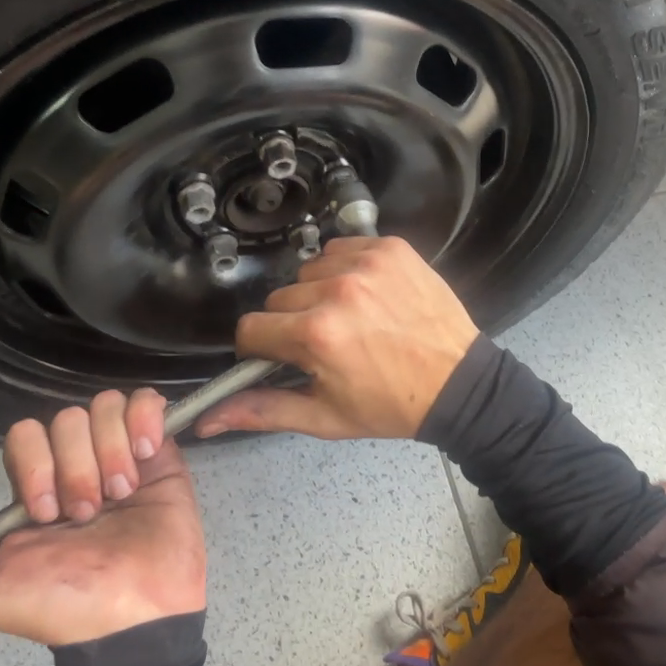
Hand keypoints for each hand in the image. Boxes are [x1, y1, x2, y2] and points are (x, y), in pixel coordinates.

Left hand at [0, 389, 206, 645]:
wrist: (132, 616)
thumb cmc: (63, 603)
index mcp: (39, 487)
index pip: (25, 435)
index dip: (35, 466)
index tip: (49, 514)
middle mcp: (78, 464)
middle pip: (67, 419)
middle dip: (77, 467)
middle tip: (89, 512)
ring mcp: (121, 454)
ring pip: (106, 406)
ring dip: (111, 450)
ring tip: (124, 493)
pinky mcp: (159, 452)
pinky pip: (147, 401)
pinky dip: (144, 417)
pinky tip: (146, 453)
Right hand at [196, 236, 478, 439]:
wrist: (458, 383)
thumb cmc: (391, 404)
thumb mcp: (325, 416)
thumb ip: (262, 410)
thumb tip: (207, 419)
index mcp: (317, 334)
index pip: (251, 328)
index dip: (261, 347)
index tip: (281, 356)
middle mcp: (338, 291)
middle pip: (280, 298)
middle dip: (293, 322)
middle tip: (326, 343)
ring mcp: (366, 263)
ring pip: (309, 272)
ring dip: (319, 293)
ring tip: (350, 318)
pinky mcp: (389, 247)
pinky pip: (342, 248)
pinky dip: (346, 269)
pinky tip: (367, 295)